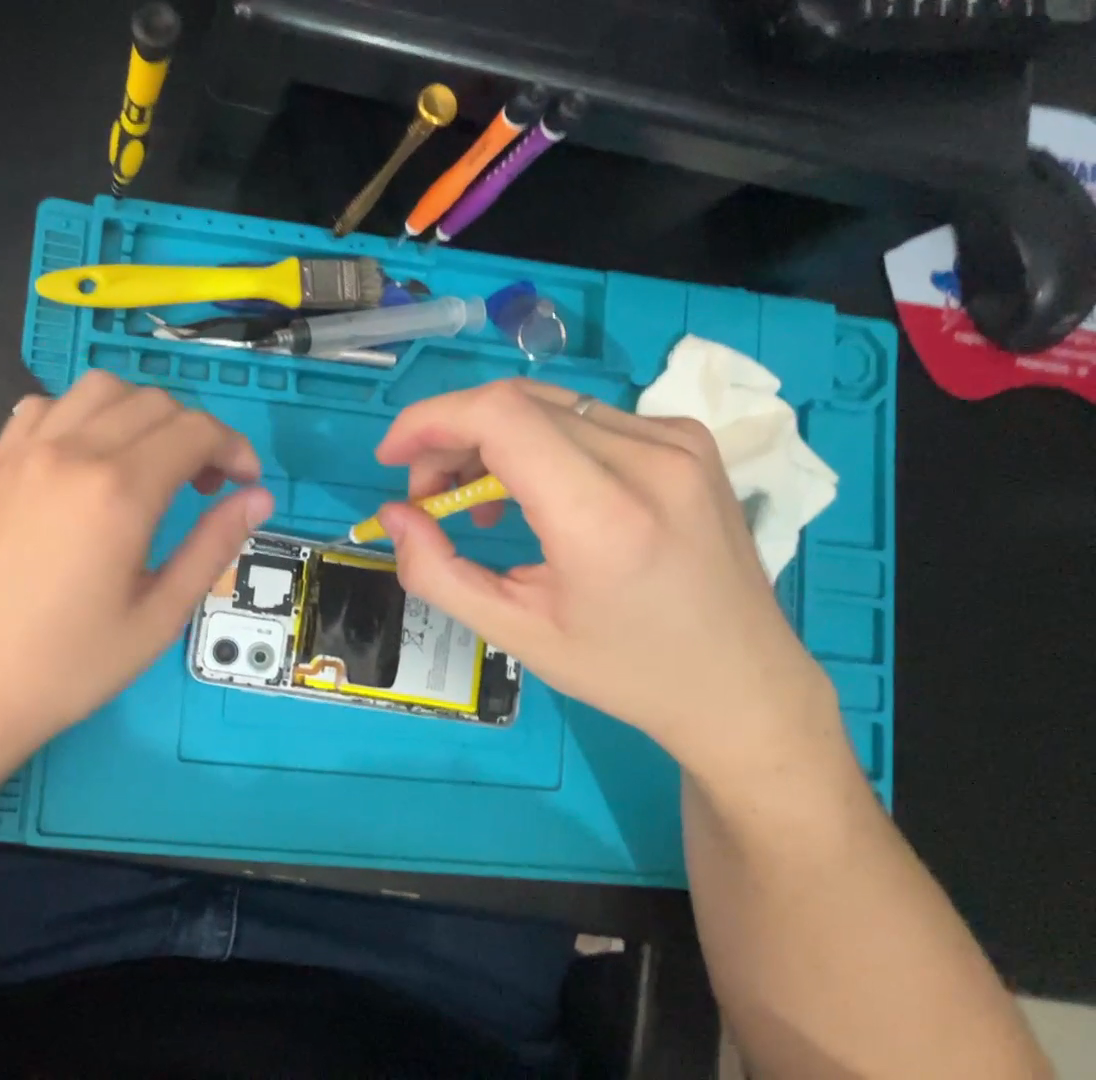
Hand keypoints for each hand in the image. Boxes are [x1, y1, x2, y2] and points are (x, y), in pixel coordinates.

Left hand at [0, 371, 272, 761]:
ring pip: (99, 390)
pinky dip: (79, 415)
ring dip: (139, 412)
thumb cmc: (71, 665)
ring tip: (148, 463)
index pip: (194, 431)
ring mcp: (25, 453)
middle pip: (153, 402)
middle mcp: (72, 453)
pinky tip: (86, 459)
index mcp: (119, 492)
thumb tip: (257, 499)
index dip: (234, 447)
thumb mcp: (159, 616)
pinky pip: (43, 406)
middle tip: (203, 483)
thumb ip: (213, 547)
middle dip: (194, 432)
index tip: (245, 481)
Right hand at [374, 379, 839, 776]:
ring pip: (546, 404)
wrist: (743, 685)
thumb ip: (436, 572)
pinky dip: (533, 442)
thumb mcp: (514, 634)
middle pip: (515, 402)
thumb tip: (392, 515)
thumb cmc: (624, 670)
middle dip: (449, 436)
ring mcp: (678, 442)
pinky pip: (584, 417)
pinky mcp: (688, 441)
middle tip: (427, 495)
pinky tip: (531, 494)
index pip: (500, 416)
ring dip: (488, 438)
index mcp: (603, 515)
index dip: (429, 421)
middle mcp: (649, 459)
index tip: (391, 457)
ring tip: (475, 501)